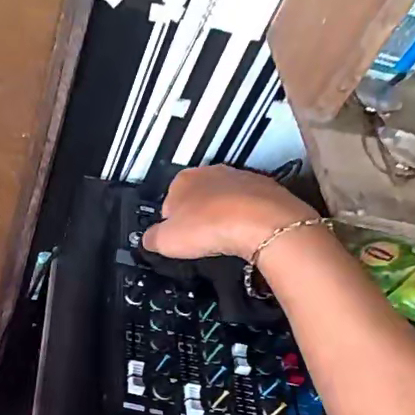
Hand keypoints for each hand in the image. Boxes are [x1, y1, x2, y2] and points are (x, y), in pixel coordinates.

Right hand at [140, 166, 317, 261]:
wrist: (262, 224)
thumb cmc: (214, 225)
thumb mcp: (165, 241)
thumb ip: (152, 239)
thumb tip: (149, 241)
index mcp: (182, 180)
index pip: (167, 202)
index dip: (169, 224)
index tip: (173, 237)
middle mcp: (211, 173)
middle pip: (197, 198)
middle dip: (197, 217)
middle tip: (197, 241)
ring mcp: (240, 179)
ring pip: (224, 200)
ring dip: (221, 218)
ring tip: (221, 241)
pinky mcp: (265, 190)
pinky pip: (248, 207)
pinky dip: (245, 220)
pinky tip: (243, 236)